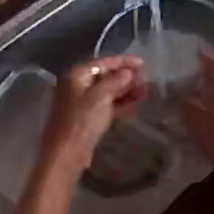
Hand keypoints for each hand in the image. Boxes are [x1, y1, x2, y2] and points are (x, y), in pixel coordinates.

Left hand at [41, 55, 147, 172]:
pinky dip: (120, 103)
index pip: (103, 62)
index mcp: (76, 75)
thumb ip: (116, 80)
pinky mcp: (87, 117)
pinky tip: (135, 104)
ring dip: (126, 90)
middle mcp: (77, 85)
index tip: (143, 63)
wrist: (68, 152)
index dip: (124, 61)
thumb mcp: (101, 96)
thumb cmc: (83, 120)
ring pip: (107, 91)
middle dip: (126, 77)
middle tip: (146, 80)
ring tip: (145, 92)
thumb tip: (128, 72)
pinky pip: (106, 105)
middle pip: (105, 76)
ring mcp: (81, 102)